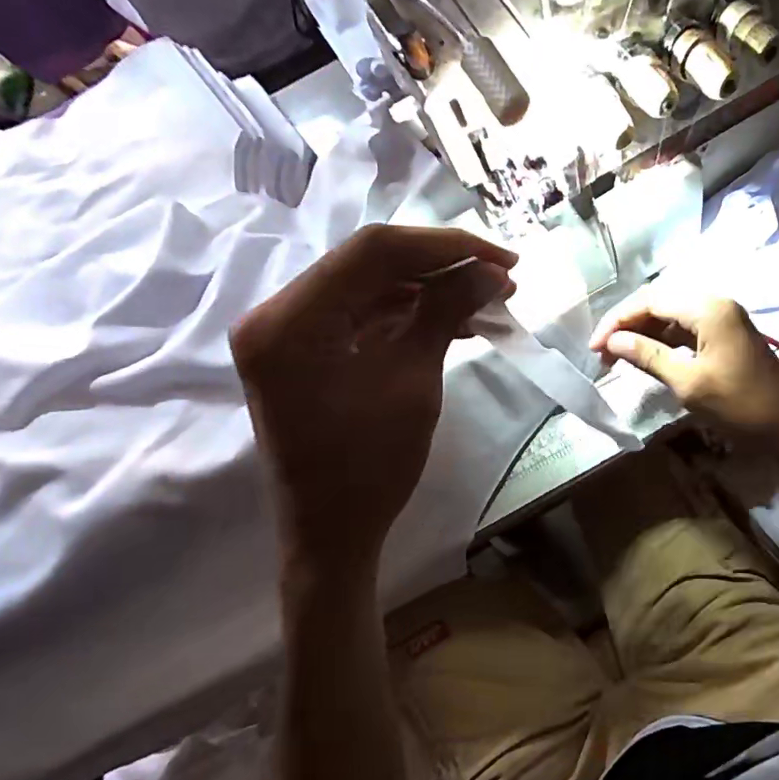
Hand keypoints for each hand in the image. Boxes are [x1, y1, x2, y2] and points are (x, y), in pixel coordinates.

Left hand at [232, 225, 515, 573]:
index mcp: (290, 319)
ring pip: (368, 288)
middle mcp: (277, 314)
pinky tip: (453, 321)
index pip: (373, 251)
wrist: (332, 534)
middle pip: (368, 264)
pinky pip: (359, 318)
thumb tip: (489, 271)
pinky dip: (407, 316)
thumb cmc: (370, 467)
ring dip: (428, 291)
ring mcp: (287, 334)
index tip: (501, 259)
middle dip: (440, 266)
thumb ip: (445, 312)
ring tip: (486, 301)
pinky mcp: (303, 353)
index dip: (444, 246)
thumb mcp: (413, 382)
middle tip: (500, 278)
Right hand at [590, 288, 778, 463]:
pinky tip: (645, 356)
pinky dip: (663, 341)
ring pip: (671, 315)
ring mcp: (723, 318)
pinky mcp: (726, 334)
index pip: (650, 300)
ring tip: (617, 356)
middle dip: (628, 324)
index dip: (618, 321)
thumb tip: (612, 342)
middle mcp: (716, 303)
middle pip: (659, 302)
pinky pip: (686, 328)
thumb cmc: (739, 406)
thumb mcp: (688, 383)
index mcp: (708, 309)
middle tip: (602, 352)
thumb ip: (648, 357)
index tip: (594, 347)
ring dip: (643, 333)